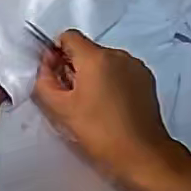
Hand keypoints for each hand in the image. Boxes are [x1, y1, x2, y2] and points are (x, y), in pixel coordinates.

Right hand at [33, 30, 190, 190]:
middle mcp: (118, 55)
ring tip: (91, 105)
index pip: (68, 36)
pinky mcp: (147, 80)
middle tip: (71, 98)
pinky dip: (110, 82)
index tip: (56, 78)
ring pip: (104, 61)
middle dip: (74, 67)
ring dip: (93, 75)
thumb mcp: (59, 109)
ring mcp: (136, 66)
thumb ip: (44, 80)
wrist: (141, 154)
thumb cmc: (97, 132)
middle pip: (86, 50)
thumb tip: (46, 64)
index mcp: (96, 57)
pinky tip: (109, 107)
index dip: (56, 54)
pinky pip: (120, 72)